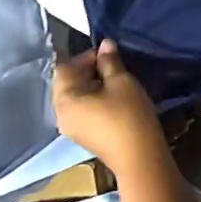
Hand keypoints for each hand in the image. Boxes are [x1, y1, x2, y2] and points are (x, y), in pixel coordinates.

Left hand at [52, 40, 167, 174]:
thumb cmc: (128, 115)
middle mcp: (61, 114)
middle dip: (87, 70)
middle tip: (112, 66)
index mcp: (65, 99)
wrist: (139, 157)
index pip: (65, 68)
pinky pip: (81, 109)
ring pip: (74, 97)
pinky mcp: (83, 135)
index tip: (109, 55)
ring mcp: (71, 127)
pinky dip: (92, 99)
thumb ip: (109, 61)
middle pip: (67, 83)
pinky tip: (112, 99)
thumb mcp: (121, 82)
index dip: (85, 57)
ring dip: (91, 85)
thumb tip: (105, 44)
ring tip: (114, 81)